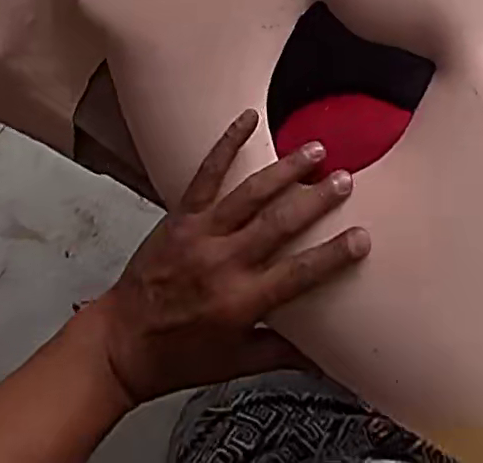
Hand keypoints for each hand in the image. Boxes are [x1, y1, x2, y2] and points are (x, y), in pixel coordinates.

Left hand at [90, 109, 370, 404]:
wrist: (120, 342)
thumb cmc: (178, 356)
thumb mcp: (234, 363)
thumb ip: (281, 353)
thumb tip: (326, 359)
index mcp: (241, 301)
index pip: (299, 274)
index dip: (333, 255)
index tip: (362, 236)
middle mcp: (224, 262)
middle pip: (279, 224)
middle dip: (316, 199)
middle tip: (344, 179)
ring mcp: (201, 233)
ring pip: (250, 194)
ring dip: (285, 169)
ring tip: (314, 150)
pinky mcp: (181, 215)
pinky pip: (207, 172)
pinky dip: (228, 143)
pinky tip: (248, 119)